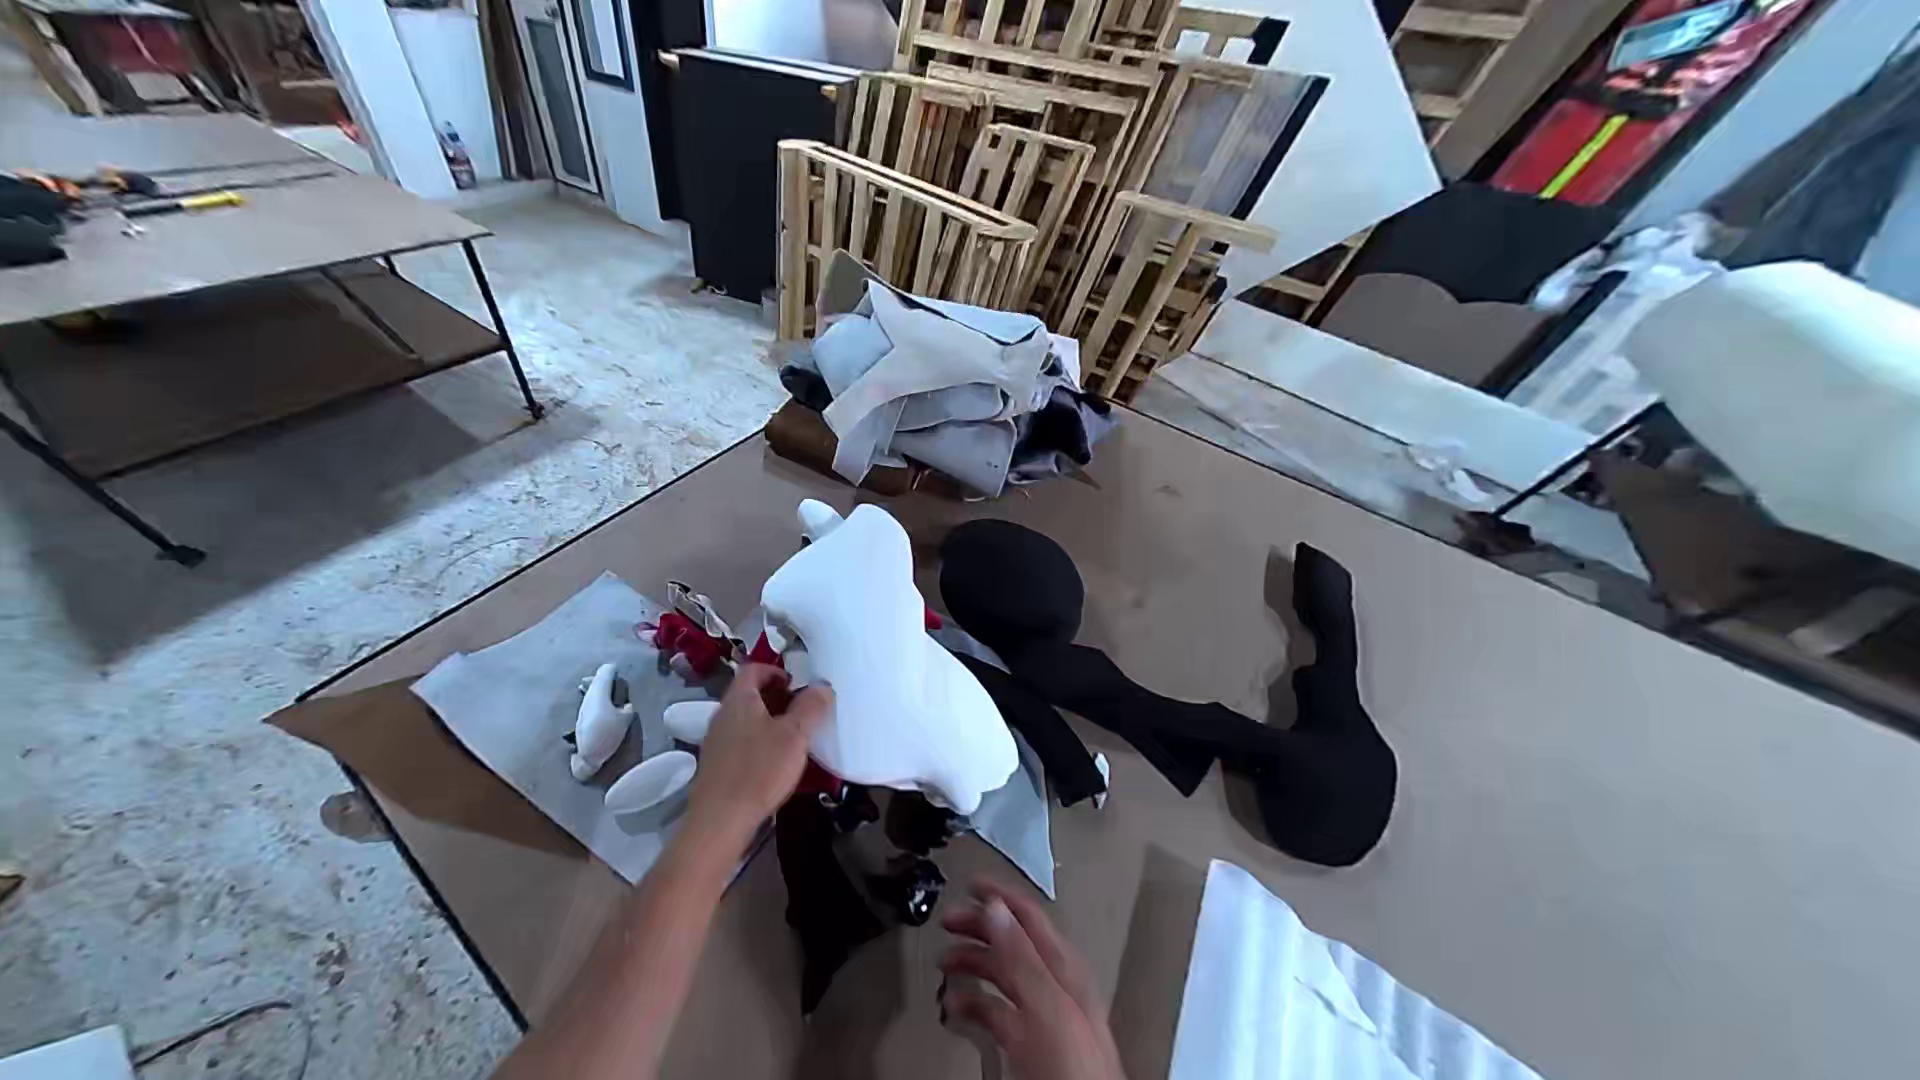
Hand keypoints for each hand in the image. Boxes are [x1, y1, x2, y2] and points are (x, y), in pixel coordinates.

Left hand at [684, 665, 831, 846]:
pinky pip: (740, 741)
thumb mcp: (795, 735)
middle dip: (776, 697)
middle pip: (749, 693)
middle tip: (802, 709)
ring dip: (768, 720)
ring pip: (745, 719)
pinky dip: (759, 742)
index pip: (753, 669)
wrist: (719, 821)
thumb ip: (811, 707)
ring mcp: (716, 741)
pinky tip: (775, 762)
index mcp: (739, 700)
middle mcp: (722, 715)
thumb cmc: (759, 770)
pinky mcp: (716, 765)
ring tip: (793, 736)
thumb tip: (822, 687)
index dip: (775, 670)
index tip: (797, 683)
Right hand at [939, 879, 1125, 1079]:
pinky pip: (998, 1011)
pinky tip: (958, 1008)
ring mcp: (1043, 1013)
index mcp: (1062, 966)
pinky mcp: (1031, 1044)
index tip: (971, 884)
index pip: (1028, 914)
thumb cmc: (1078, 1070)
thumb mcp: (1046, 1005)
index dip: (999, 894)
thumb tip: (997, 908)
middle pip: (1010, 940)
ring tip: (946, 963)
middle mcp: (1053, 983)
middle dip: (977, 927)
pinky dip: (974, 1004)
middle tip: (948, 921)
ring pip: (1002, 973)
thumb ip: (1021, 955)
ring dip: (972, 963)